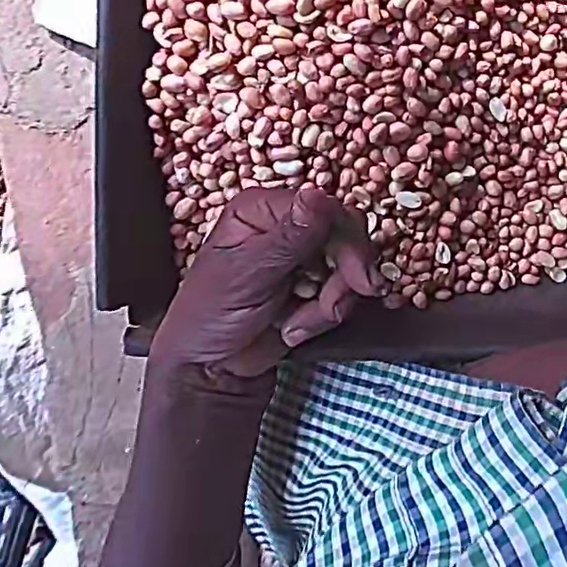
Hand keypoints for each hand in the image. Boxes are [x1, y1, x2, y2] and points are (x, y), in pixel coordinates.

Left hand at [151, 186, 379, 388]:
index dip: (346, 240)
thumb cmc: (208, 316)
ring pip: (349, 266)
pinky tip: (294, 327)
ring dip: (331, 301)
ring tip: (296, 324)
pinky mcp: (315, 284)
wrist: (209, 371)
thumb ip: (288, 237)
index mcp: (263, 210)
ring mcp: (303, 255)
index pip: (324, 209)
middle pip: (344, 234)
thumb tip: (318, 196)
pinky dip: (325, 314)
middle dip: (343, 276)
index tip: (357, 275)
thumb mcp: (247, 275)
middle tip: (331, 307)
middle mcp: (287, 225)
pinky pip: (343, 291)